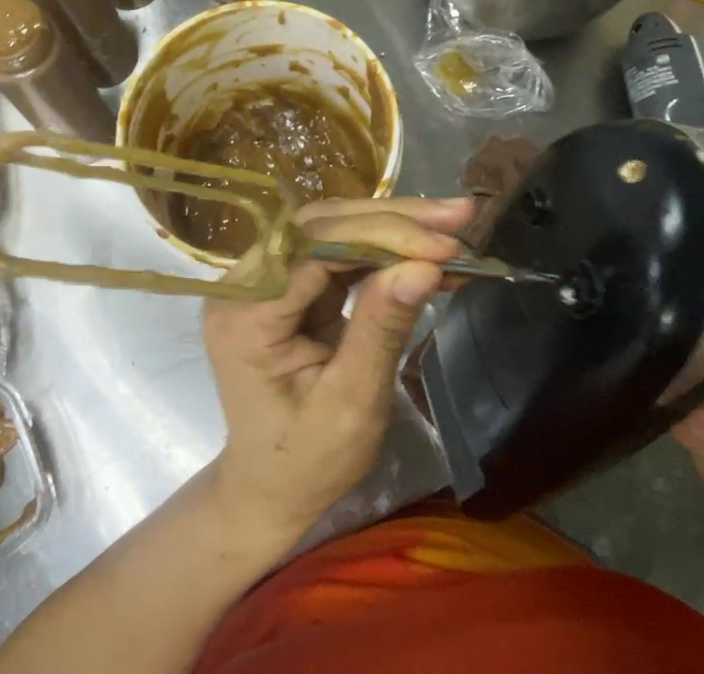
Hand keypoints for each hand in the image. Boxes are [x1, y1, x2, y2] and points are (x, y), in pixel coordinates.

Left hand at [203, 197, 474, 538]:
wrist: (273, 487)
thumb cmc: (308, 460)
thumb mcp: (352, 404)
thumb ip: (381, 329)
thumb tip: (424, 266)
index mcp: (245, 317)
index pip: (312, 250)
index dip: (380, 237)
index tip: (444, 246)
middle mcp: (244, 287)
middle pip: (317, 228)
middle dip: (392, 220)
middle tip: (459, 216)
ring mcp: (262, 283)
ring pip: (330, 231)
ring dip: (393, 227)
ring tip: (454, 226)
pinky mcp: (287, 288)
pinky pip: (337, 254)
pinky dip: (385, 251)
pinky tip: (428, 252)